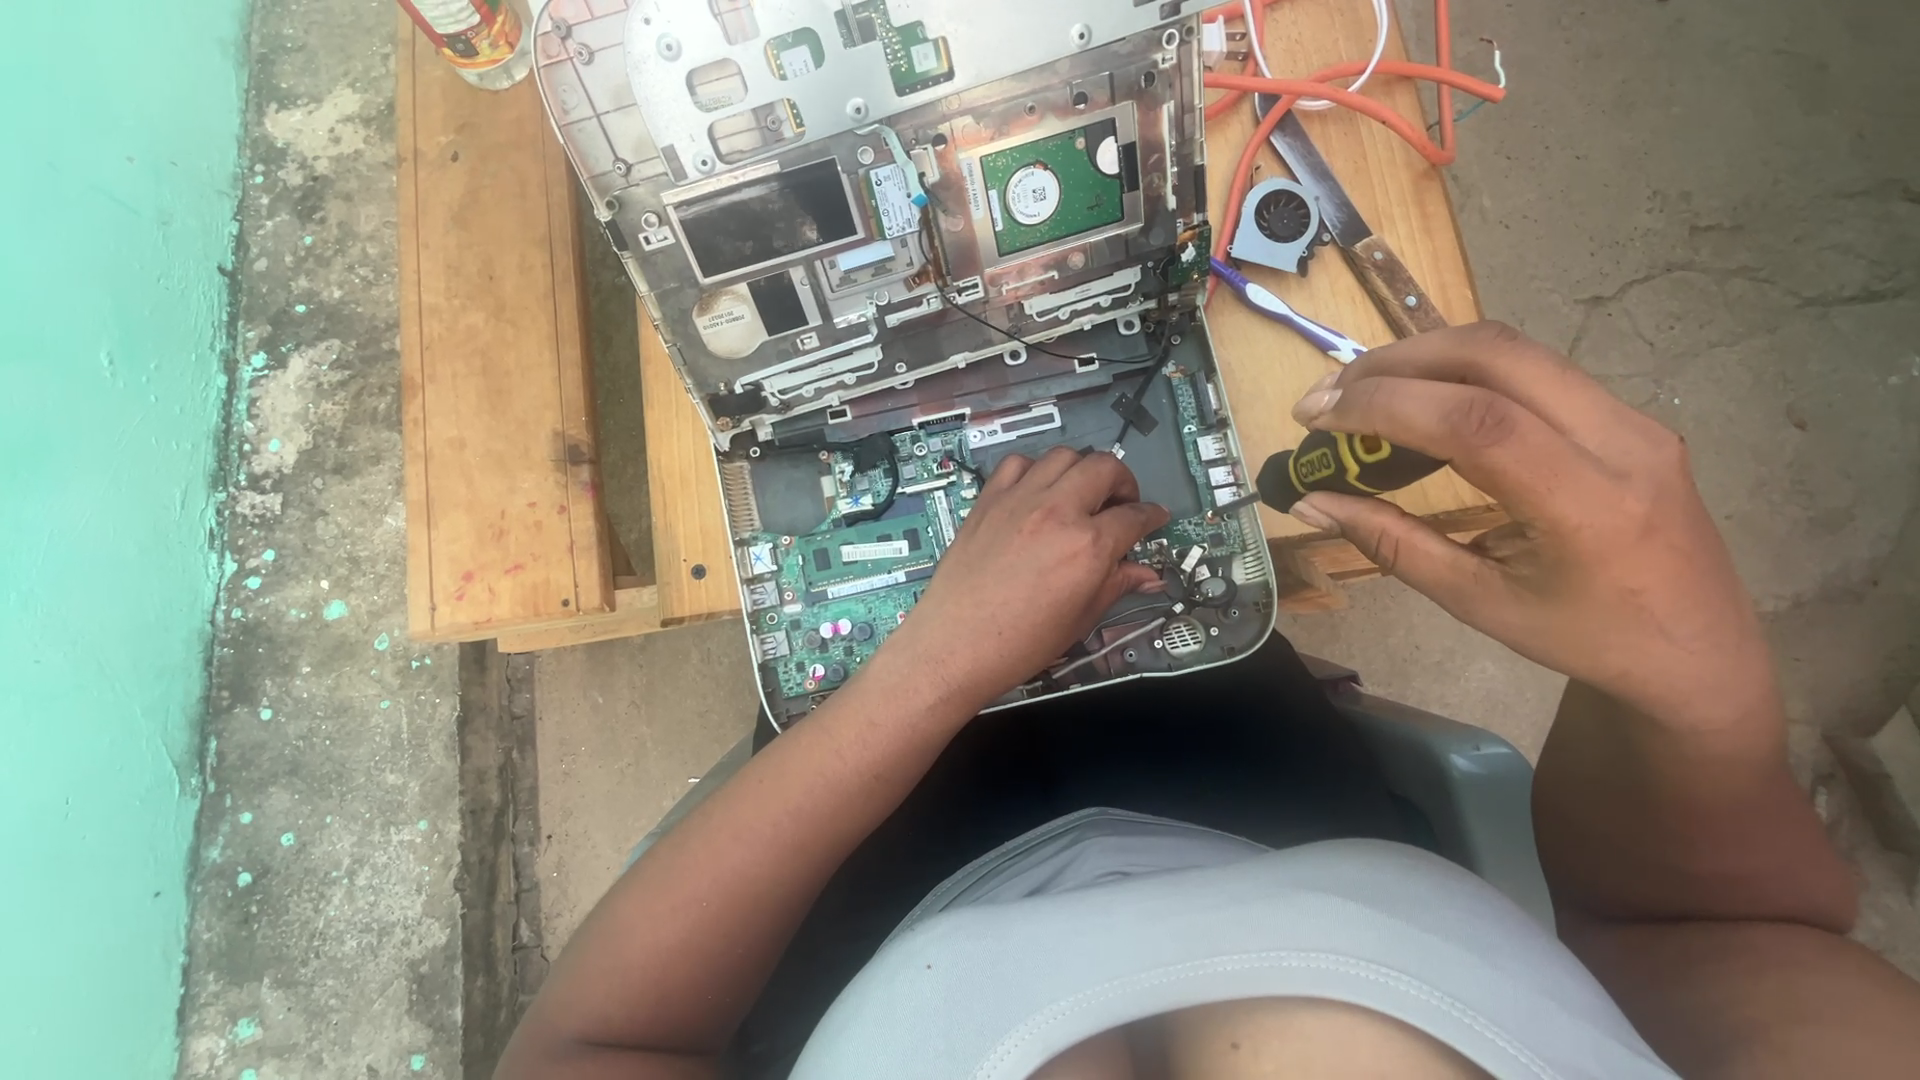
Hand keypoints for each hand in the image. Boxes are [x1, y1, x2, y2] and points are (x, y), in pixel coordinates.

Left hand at [882, 446, 1168, 708]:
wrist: (955, 646)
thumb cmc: (1015, 644)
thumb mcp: (1080, 619)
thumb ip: (1116, 585)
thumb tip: (1145, 574)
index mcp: (1087, 546)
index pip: (1134, 516)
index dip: (1151, 517)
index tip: (1153, 519)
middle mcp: (1055, 513)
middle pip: (1105, 468)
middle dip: (1123, 482)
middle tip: (1122, 504)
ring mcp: (1019, 501)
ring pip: (1063, 455)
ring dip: (1081, 469)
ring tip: (1082, 493)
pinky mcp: (988, 501)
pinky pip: (1017, 463)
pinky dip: (1034, 469)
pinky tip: (1037, 490)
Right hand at [1286, 321, 1774, 728]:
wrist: (1700, 648)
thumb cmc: (1585, 638)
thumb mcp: (1476, 602)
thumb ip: (1391, 543)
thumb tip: (1310, 502)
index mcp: (1589, 505)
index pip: (1478, 422)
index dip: (1386, 407)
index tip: (1317, 420)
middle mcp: (1622, 441)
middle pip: (1495, 356)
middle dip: (1394, 362)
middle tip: (1327, 395)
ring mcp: (1632, 418)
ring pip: (1512, 349)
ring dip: (1421, 357)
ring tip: (1356, 392)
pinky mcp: (1624, 413)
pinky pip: (1529, 368)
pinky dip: (1455, 371)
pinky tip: (1415, 401)